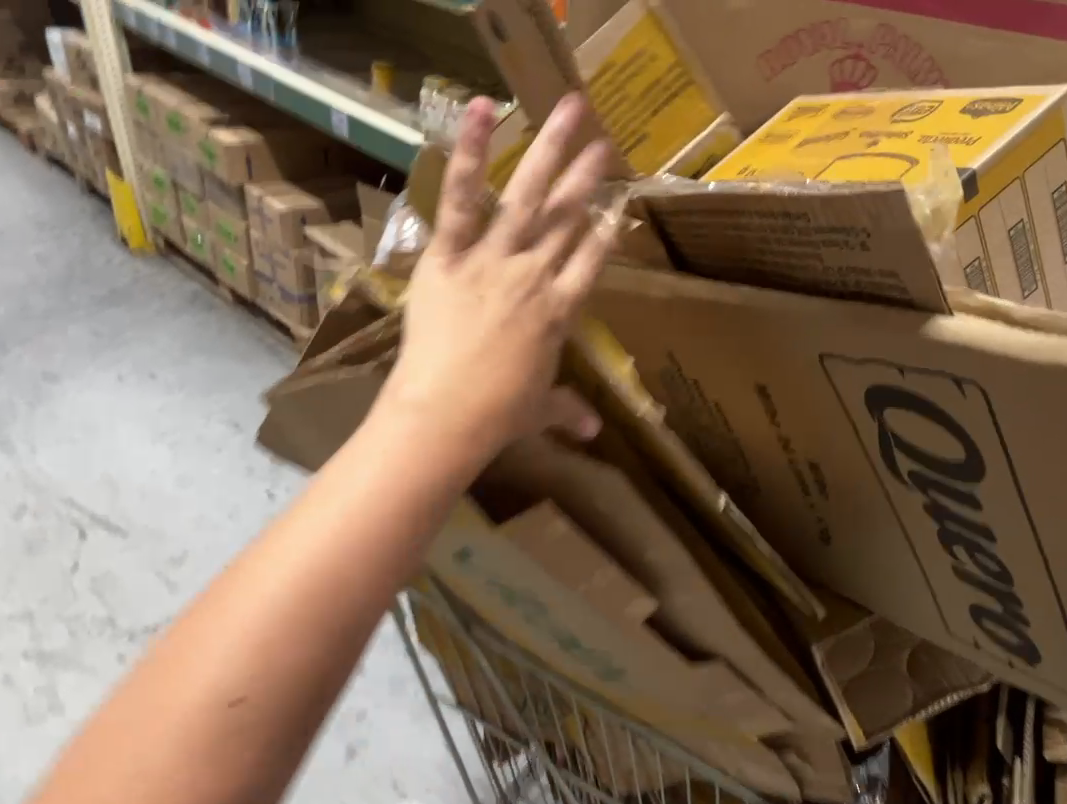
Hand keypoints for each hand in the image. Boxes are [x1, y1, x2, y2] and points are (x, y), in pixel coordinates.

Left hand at [374, 93, 617, 467]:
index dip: (607, 231)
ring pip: (528, 197)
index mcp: (560, 312)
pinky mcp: (449, 255)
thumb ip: (568, 412)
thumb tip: (595, 432)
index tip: (619, 204)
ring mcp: (493, 260)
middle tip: (603, 142)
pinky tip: (481, 109)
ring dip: (551, 149)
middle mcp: (534, 276)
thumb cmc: (497, 417)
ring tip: (570, 107)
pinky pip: (460, 198)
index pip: (591, 261)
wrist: (447, 414)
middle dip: (588, 178)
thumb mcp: (539, 412)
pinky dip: (468, 152)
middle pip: (568, 219)